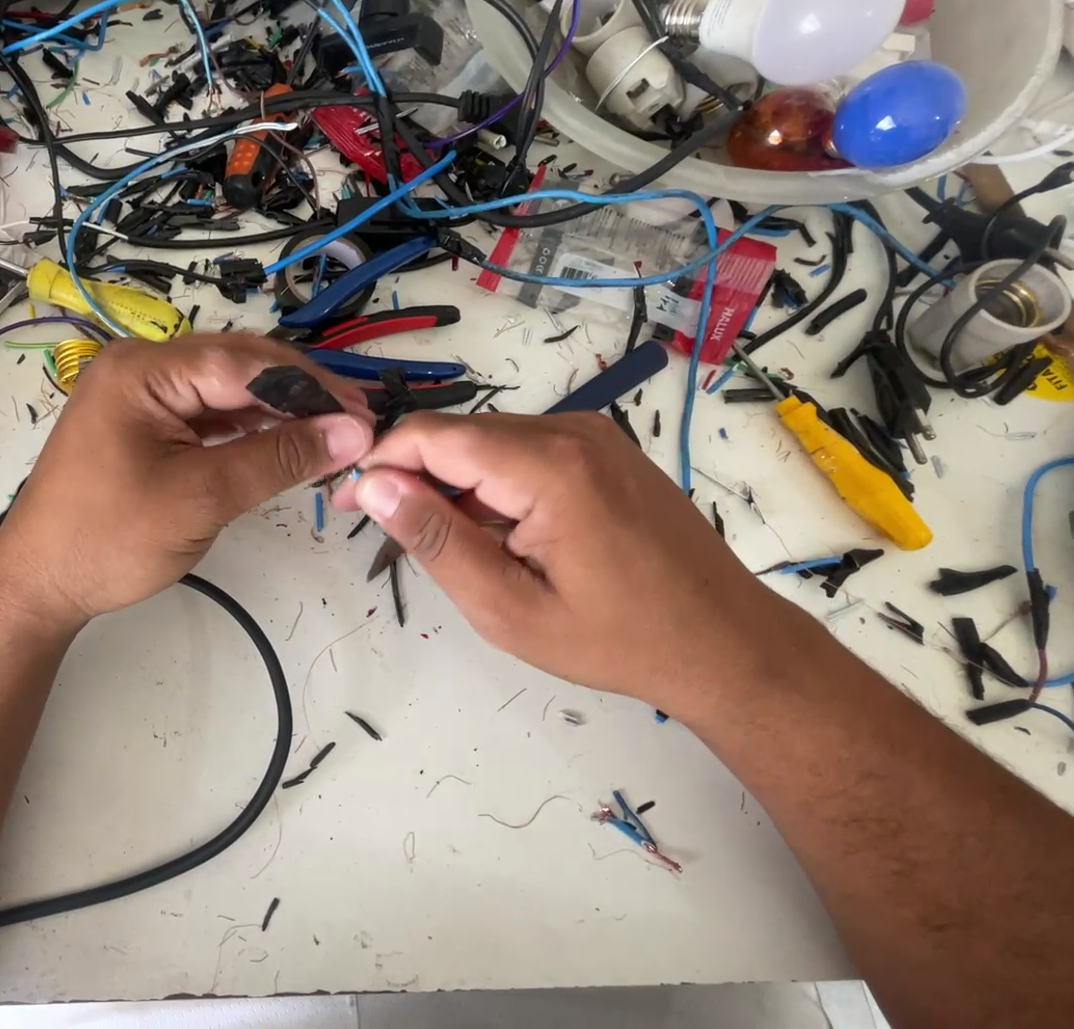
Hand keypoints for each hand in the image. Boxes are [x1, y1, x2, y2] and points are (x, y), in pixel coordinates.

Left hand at [0, 334, 373, 629]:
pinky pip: (204, 415)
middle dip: (296, 394)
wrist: (40, 584)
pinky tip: (281, 443)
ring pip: (223, 391)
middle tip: (353, 425)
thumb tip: (352, 432)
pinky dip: (244, 430)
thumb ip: (278, 459)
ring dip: (275, 412)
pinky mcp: (142, 425)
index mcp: (142, 370)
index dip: (308, 385)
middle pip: (235, 367)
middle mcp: (139, 369)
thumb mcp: (201, 498)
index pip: (243, 361)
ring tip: (328, 436)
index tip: (361, 414)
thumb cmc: (108, 540)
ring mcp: (138, 397)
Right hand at [331, 411, 818, 711]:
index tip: (348, 505)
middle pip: (457, 435)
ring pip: (485, 442)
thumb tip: (371, 485)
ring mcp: (592, 435)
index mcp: (547, 466)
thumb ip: (435, 540)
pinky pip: (519, 451)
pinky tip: (494, 532)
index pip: (431, 436)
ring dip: (449, 483)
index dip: (378, 462)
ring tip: (447, 543)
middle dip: (410, 475)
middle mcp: (570, 430)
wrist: (726, 644)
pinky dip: (488, 484)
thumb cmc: (615, 638)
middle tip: (388, 533)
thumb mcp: (506, 607)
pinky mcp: (602, 450)